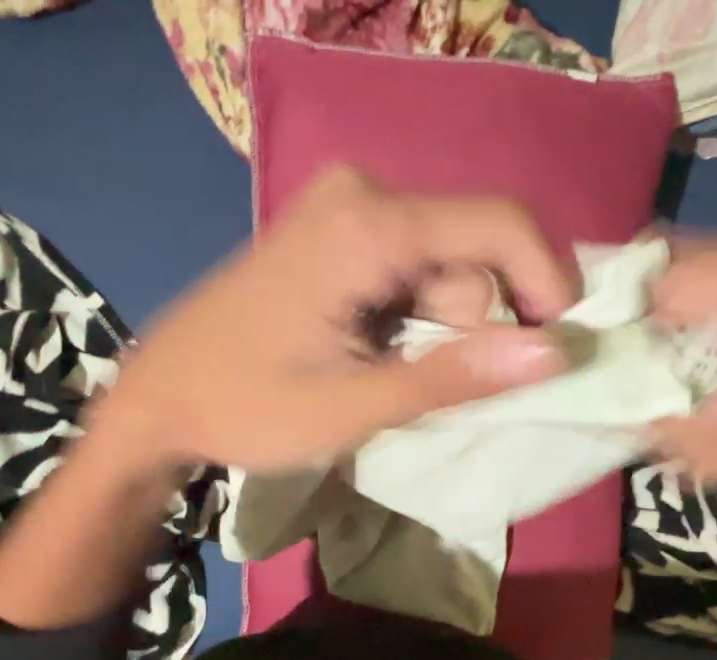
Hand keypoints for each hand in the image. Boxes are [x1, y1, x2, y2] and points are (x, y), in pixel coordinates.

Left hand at [0, 167, 577, 629]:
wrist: (159, 398)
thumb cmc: (246, 406)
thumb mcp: (354, 406)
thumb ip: (454, 377)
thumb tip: (556, 352)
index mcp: (367, 225)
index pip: (500, 226)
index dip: (548, 283)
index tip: (558, 350)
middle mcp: (362, 195)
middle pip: (474, 251)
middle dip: (474, 325)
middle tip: (420, 386)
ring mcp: (345, 210)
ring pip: (446, 265)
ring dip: (439, 329)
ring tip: (381, 376)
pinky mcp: (336, 233)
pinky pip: (413, 269)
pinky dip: (414, 319)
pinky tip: (371, 353)